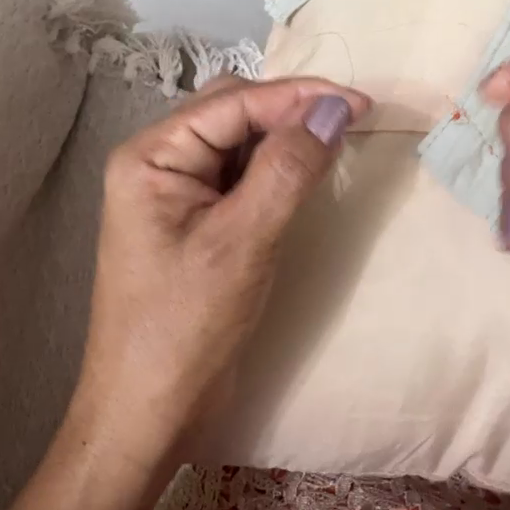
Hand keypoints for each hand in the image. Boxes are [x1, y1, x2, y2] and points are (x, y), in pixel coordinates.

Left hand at [75, 76, 369, 464]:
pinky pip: (240, 175)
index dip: (299, 95)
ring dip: (286, 137)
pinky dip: (276, 168)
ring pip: (239, 141)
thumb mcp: (242, 242)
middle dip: (291, 110)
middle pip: (233, 111)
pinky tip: (306, 172)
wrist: (147, 413)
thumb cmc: (185, 327)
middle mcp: (158, 162)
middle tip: (351, 121)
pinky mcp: (195, 221)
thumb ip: (288, 168)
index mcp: (151, 155)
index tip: (362, 102)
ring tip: (337, 140)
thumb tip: (334, 109)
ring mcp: (175, 193)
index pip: (233, 102)